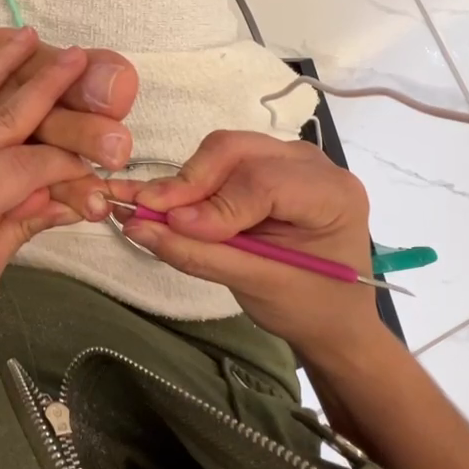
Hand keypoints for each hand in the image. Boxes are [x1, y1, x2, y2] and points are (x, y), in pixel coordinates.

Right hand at [109, 130, 383, 361]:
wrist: (331, 317)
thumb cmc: (309, 307)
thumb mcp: (257, 285)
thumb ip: (196, 254)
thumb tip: (136, 228)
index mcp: (332, 194)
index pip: (263, 182)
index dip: (215, 203)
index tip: (174, 228)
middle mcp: (310, 163)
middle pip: (235, 151)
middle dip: (190, 182)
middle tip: (149, 211)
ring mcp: (283, 158)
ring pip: (219, 151)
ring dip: (185, 182)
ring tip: (154, 212)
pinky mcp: (259, 164)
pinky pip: (215, 161)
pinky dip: (186, 183)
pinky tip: (158, 199)